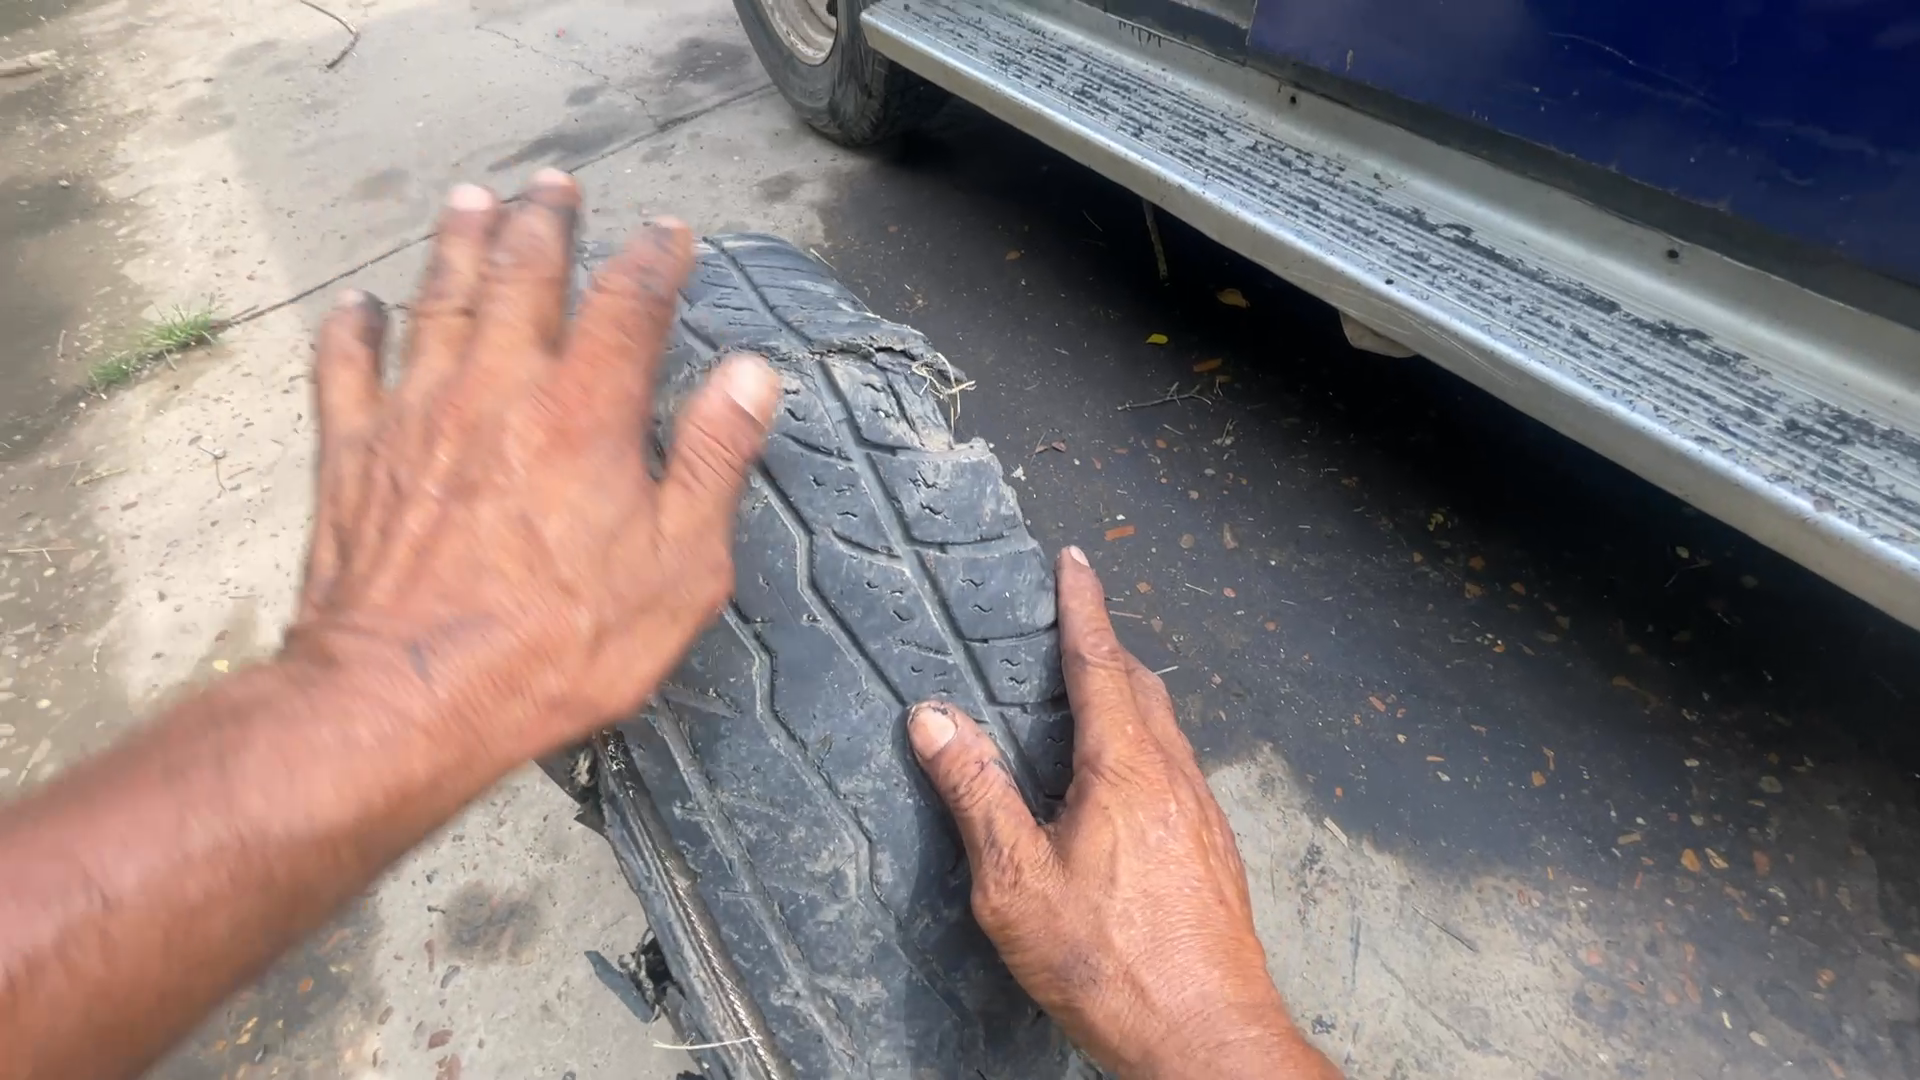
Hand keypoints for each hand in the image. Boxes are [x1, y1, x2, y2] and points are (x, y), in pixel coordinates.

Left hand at [290, 170, 777, 759]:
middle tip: (556, 185)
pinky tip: (358, 307)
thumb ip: (715, 459)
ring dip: (459, 245)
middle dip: (546, 226)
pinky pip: (347, 371)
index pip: (627, 307)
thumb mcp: (682, 564)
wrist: (409, 702)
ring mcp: (416, 418)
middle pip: (522, 280)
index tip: (671, 233)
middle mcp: (499, 393)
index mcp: (586, 415)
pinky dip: (353, 331)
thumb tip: (753, 372)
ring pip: (438, 304)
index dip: (654, 261)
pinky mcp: (354, 459)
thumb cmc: (567, 641)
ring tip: (473, 200)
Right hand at [908, 548, 1338, 1077]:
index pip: (1099, 661)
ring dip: (1127, 689)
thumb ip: (976, 792)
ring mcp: (1201, 807)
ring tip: (1090, 689)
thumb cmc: (1110, 963)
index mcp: (1125, 767)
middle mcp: (1171, 772)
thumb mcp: (1017, 882)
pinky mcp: (1211, 841)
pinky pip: (1174, 759)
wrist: (1210, 1044)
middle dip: (1104, 642)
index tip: (1075, 560)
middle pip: (1139, 681)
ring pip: (1163, 720)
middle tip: (1071, 624)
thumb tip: (932, 718)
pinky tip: (1121, 773)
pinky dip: (1143, 735)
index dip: (1084, 605)